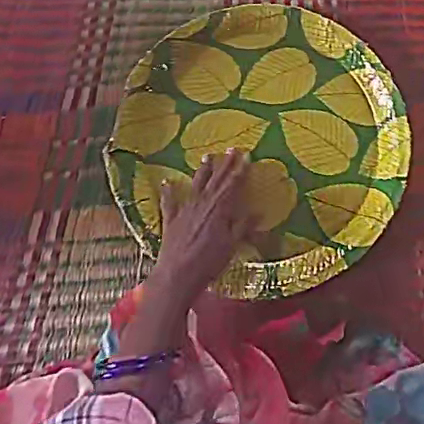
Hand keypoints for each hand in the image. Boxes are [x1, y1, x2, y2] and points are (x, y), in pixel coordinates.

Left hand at [147, 149, 255, 303]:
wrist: (177, 275)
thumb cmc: (209, 262)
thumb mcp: (232, 245)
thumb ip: (242, 226)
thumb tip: (257, 212)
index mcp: (220, 208)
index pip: (233, 184)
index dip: (240, 169)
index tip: (247, 155)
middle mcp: (203, 203)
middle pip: (216, 179)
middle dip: (225, 163)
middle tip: (231, 149)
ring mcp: (185, 209)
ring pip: (196, 184)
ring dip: (202, 170)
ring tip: (207, 156)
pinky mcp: (171, 219)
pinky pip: (169, 202)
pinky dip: (168, 191)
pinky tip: (166, 182)